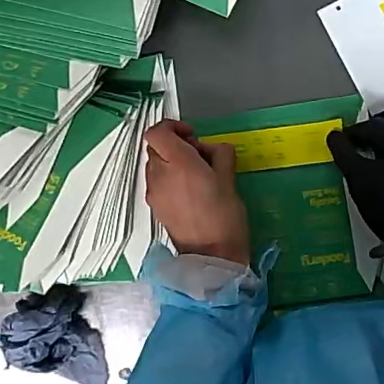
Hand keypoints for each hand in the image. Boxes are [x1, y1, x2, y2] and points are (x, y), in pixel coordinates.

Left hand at [144, 120, 250, 265]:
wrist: (212, 256)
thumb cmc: (224, 218)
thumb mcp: (229, 178)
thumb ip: (219, 153)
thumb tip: (210, 149)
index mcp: (178, 163)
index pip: (157, 132)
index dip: (172, 127)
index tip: (191, 134)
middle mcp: (159, 175)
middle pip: (156, 147)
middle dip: (175, 145)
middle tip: (199, 155)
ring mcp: (154, 192)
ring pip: (156, 164)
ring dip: (172, 162)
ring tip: (196, 175)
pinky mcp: (155, 206)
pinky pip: (157, 182)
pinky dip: (169, 178)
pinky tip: (190, 191)